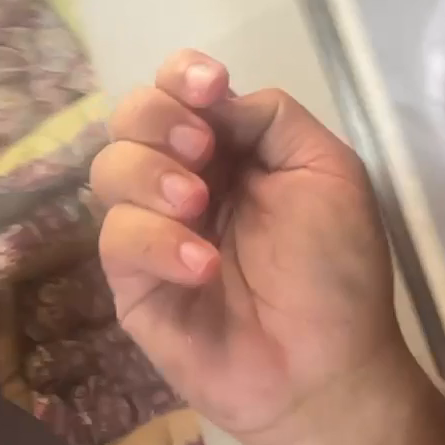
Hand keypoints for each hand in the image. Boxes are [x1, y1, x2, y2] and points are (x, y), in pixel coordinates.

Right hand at [92, 50, 410, 444]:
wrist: (326, 369)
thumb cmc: (336, 269)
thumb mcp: (328, 171)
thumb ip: (273, 119)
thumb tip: (216, 101)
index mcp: (227, 148)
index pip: (177, 89)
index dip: (181, 76)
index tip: (209, 89)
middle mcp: (181, 177)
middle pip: (130, 116)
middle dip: (158, 120)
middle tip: (201, 153)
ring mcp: (152, 227)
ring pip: (109, 168)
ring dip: (151, 175)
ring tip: (199, 206)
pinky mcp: (132, 279)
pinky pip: (117, 238)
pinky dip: (157, 242)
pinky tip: (203, 268)